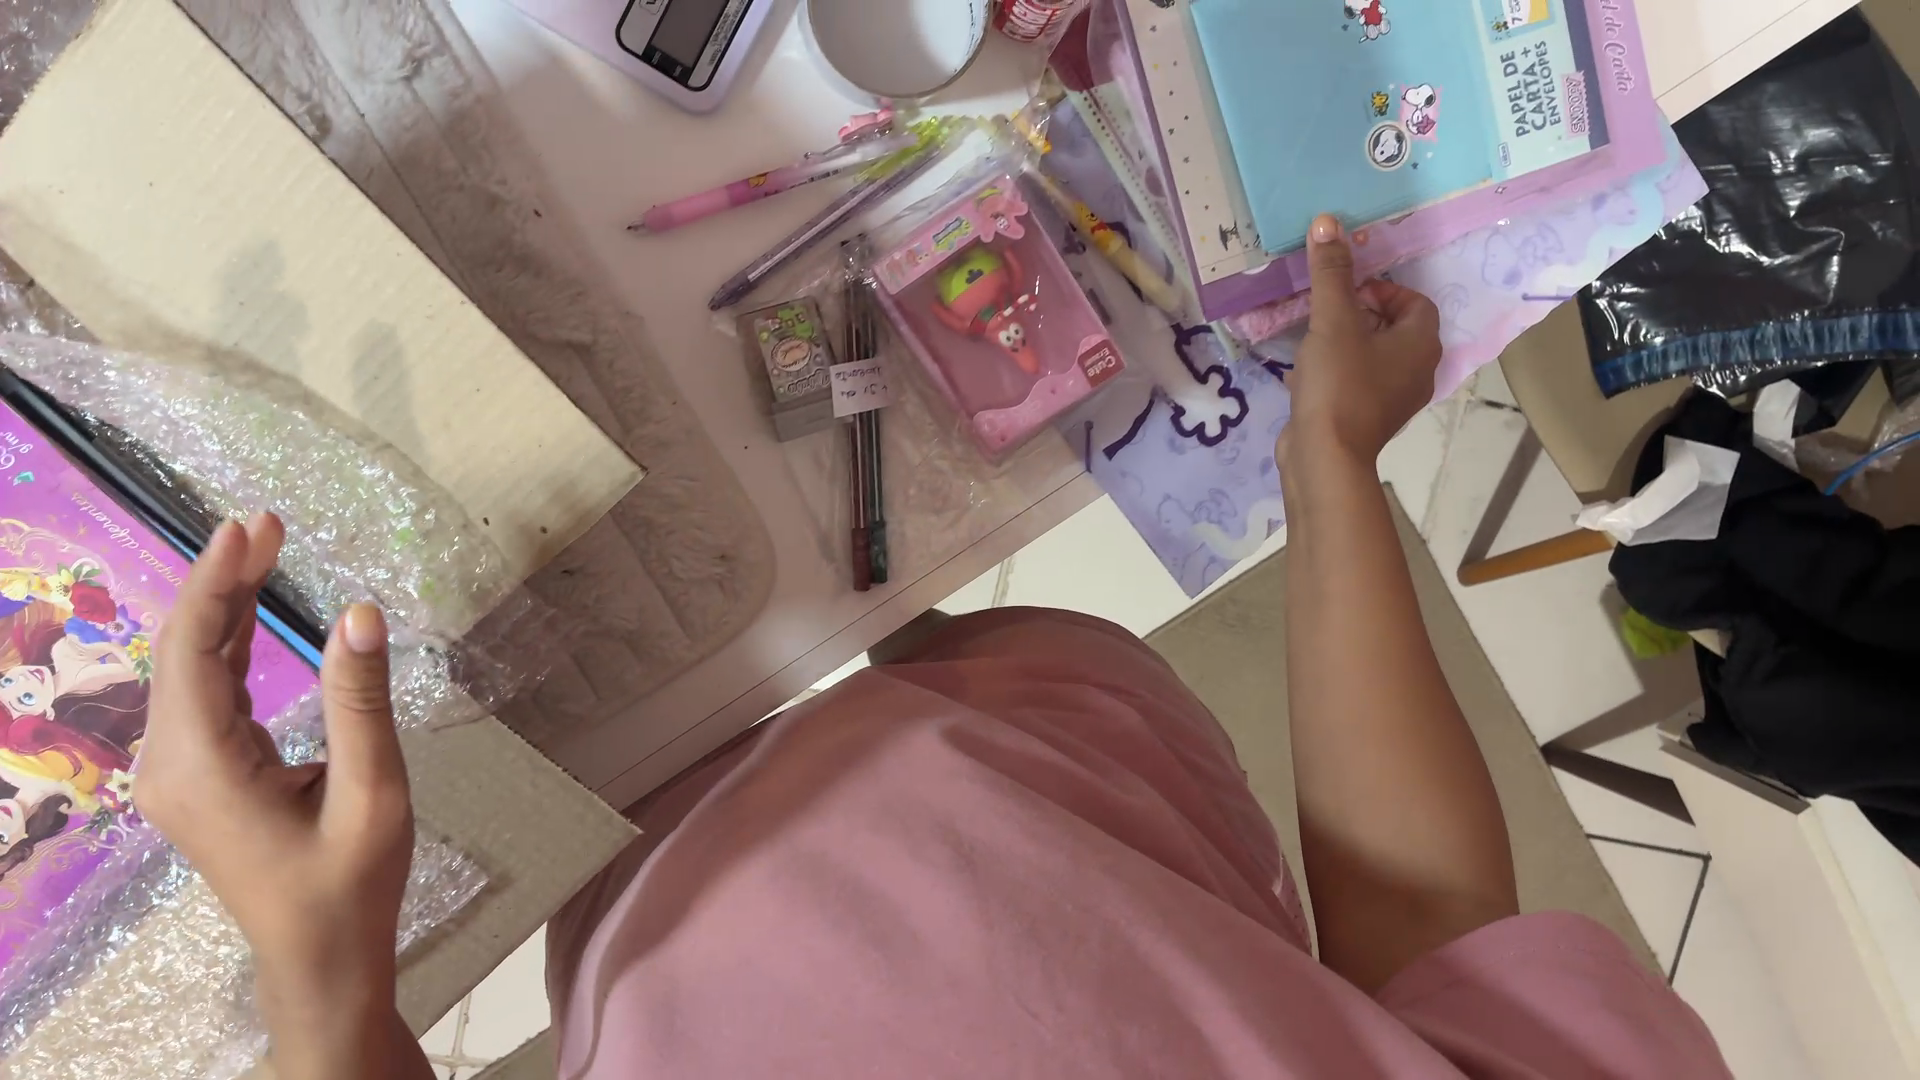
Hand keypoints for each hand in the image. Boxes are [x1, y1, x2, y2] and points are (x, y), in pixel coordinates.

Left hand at [140, 514, 421, 1077]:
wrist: (321, 953)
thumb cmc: (351, 877)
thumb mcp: (372, 787)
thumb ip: (361, 701)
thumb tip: (359, 614)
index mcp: (202, 764)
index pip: (197, 650)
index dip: (221, 581)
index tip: (253, 525)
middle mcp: (171, 763)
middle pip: (185, 652)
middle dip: (222, 582)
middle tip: (263, 524)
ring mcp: (182, 774)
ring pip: (192, 672)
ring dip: (227, 610)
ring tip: (262, 554)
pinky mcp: (203, 779)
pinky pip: (208, 696)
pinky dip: (232, 647)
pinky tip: (253, 620)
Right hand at [1280, 214, 1442, 470]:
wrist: (1324, 456)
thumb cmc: (1339, 385)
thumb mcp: (1332, 322)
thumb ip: (1330, 274)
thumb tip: (1328, 222)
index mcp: (1422, 344)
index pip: (1415, 301)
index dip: (1382, 290)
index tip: (1345, 295)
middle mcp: (1416, 372)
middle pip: (1393, 329)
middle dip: (1359, 316)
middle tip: (1324, 315)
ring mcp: (1390, 401)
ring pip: (1371, 358)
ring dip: (1344, 346)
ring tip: (1311, 344)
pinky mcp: (1363, 421)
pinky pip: (1354, 385)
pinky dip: (1334, 375)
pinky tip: (1304, 377)